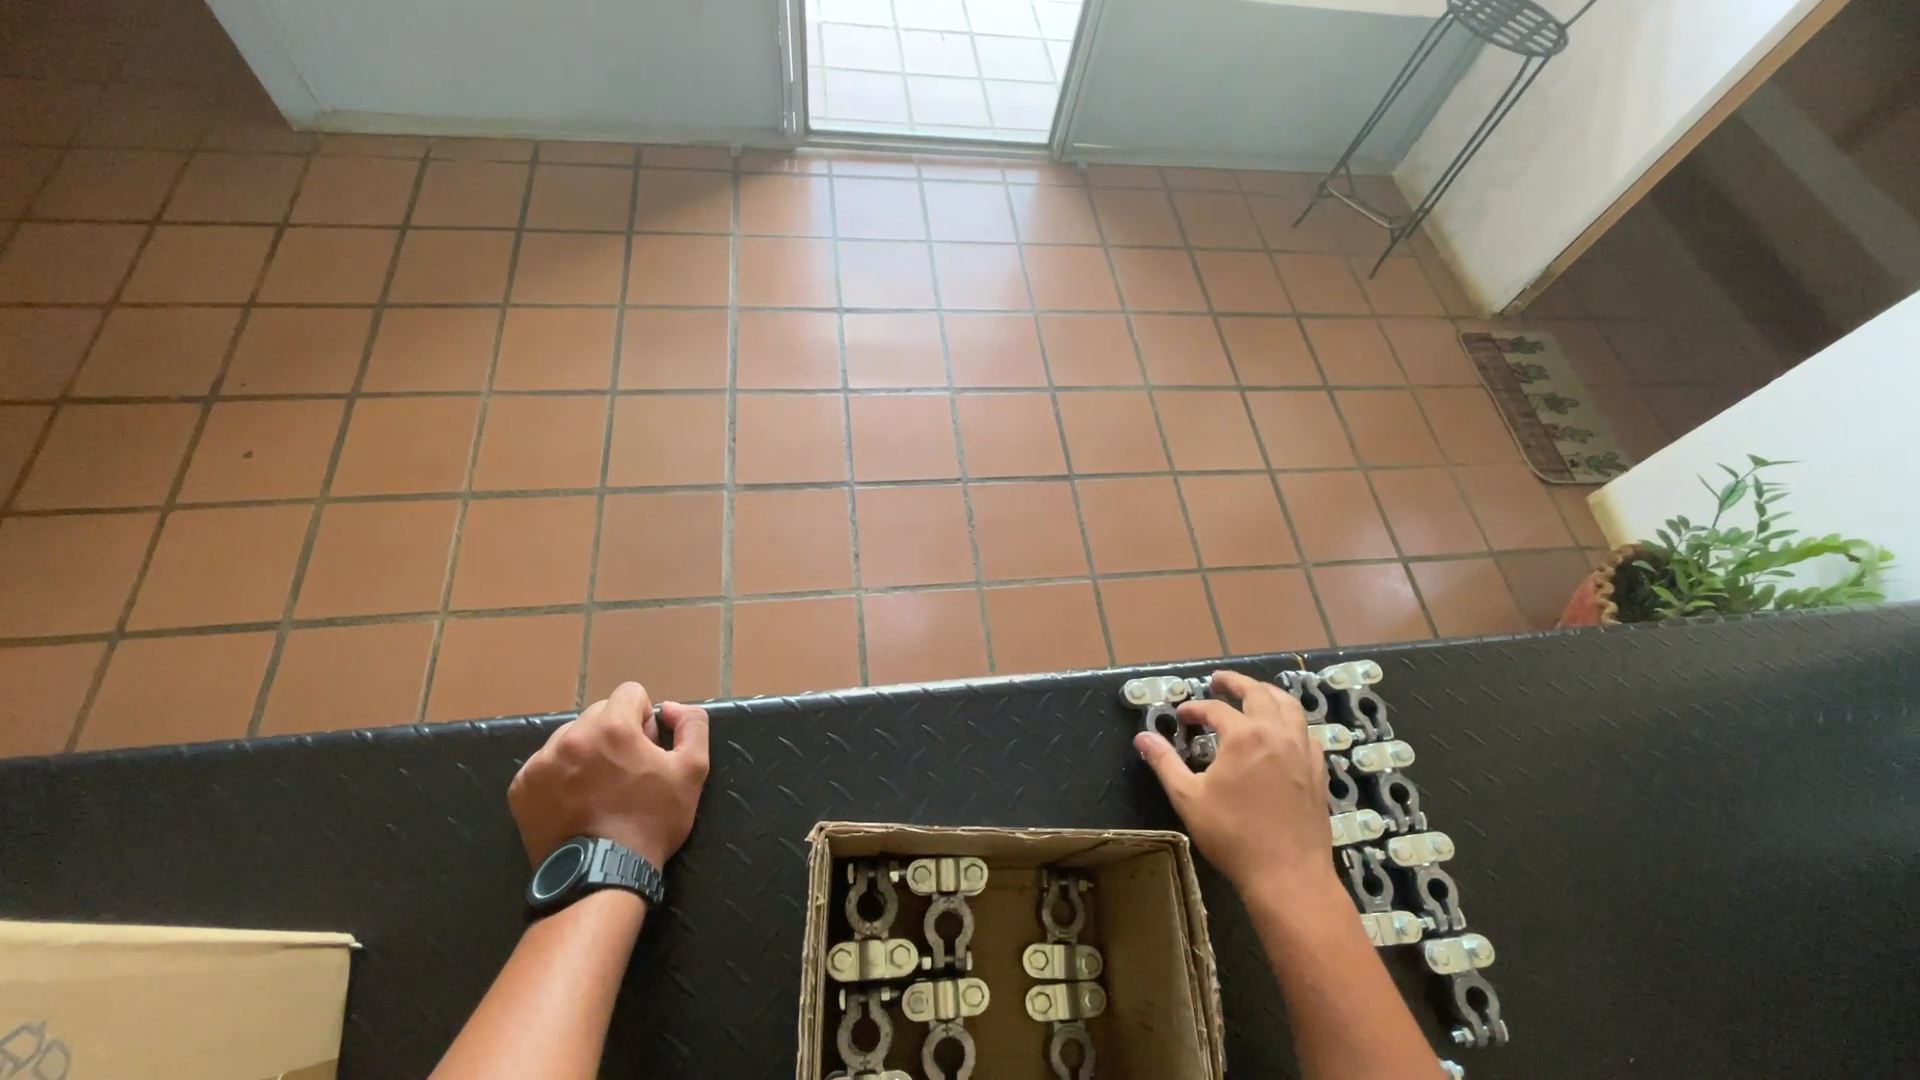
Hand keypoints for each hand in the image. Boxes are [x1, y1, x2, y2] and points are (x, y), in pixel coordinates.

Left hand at [508, 681, 710, 870]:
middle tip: (626, 771)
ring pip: (571, 737)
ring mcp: (541, 761)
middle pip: (599, 714)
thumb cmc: (652, 820)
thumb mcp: (692, 771)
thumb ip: (692, 724)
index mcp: (612, 726)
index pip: (630, 693)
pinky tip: (574, 802)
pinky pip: (545, 764)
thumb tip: (669, 708)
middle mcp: (571, 735)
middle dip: (615, 733)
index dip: (645, 719)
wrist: (602, 873)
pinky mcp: (521, 787)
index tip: (647, 749)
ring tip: (598, 789)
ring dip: (586, 752)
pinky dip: (561, 776)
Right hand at [1135, 670, 1332, 894]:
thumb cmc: (1232, 835)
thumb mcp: (1188, 798)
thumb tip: (1143, 737)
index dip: (1196, 708)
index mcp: (1244, 736)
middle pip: (1259, 694)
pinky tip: (1283, 732)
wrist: (1288, 874)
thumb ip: (1165, 762)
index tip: (1182, 716)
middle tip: (1220, 680)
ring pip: (1290, 707)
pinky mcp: (1317, 771)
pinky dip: (1291, 722)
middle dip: (1236, 683)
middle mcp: (1276, 734)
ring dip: (1269, 694)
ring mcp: (1302, 752)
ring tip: (1254, 693)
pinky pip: (1306, 733)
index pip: (1216, 709)